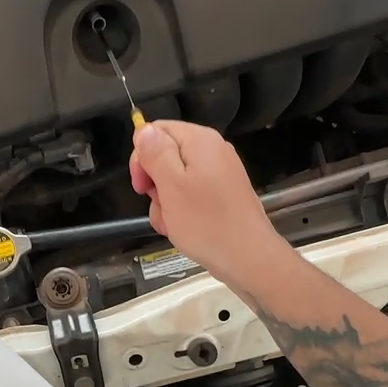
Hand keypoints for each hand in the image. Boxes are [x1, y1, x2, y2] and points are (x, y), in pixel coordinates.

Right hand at [129, 120, 291, 287]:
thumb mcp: (171, 185)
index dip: (142, 157)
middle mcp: (212, 150)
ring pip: (175, 179)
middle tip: (159, 206)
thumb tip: (144, 129)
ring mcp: (219, 173)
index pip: (157, 131)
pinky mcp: (222, 194)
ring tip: (172, 223)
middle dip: (154, 182)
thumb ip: (156, 153)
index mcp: (199, 140)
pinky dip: (181, 210)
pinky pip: (191, 194)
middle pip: (166, 155)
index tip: (141, 187)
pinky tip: (182, 228)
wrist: (247, 257)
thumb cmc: (206, 223)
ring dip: (165, 202)